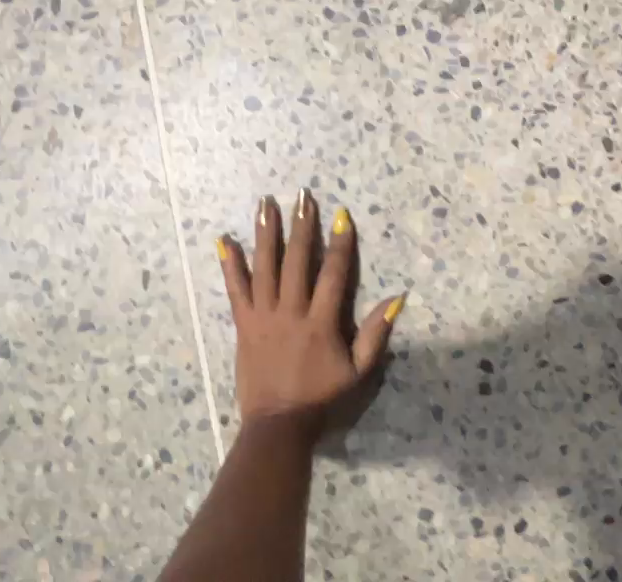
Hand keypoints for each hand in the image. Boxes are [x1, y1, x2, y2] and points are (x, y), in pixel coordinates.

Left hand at [217, 190, 402, 431]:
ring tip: (266, 203)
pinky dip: (229, 264)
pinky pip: (235, 290)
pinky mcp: (243, 324)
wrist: (277, 427)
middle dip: (301, 226)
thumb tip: (397, 297)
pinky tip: (224, 240)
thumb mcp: (358, 372)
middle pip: (297, 261)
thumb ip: (375, 334)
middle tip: (303, 195)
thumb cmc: (322, 399)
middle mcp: (291, 312)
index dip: (340, 243)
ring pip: (264, 267)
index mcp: (321, 323)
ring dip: (266, 233)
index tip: (341, 215)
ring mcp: (263, 316)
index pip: (333, 274)